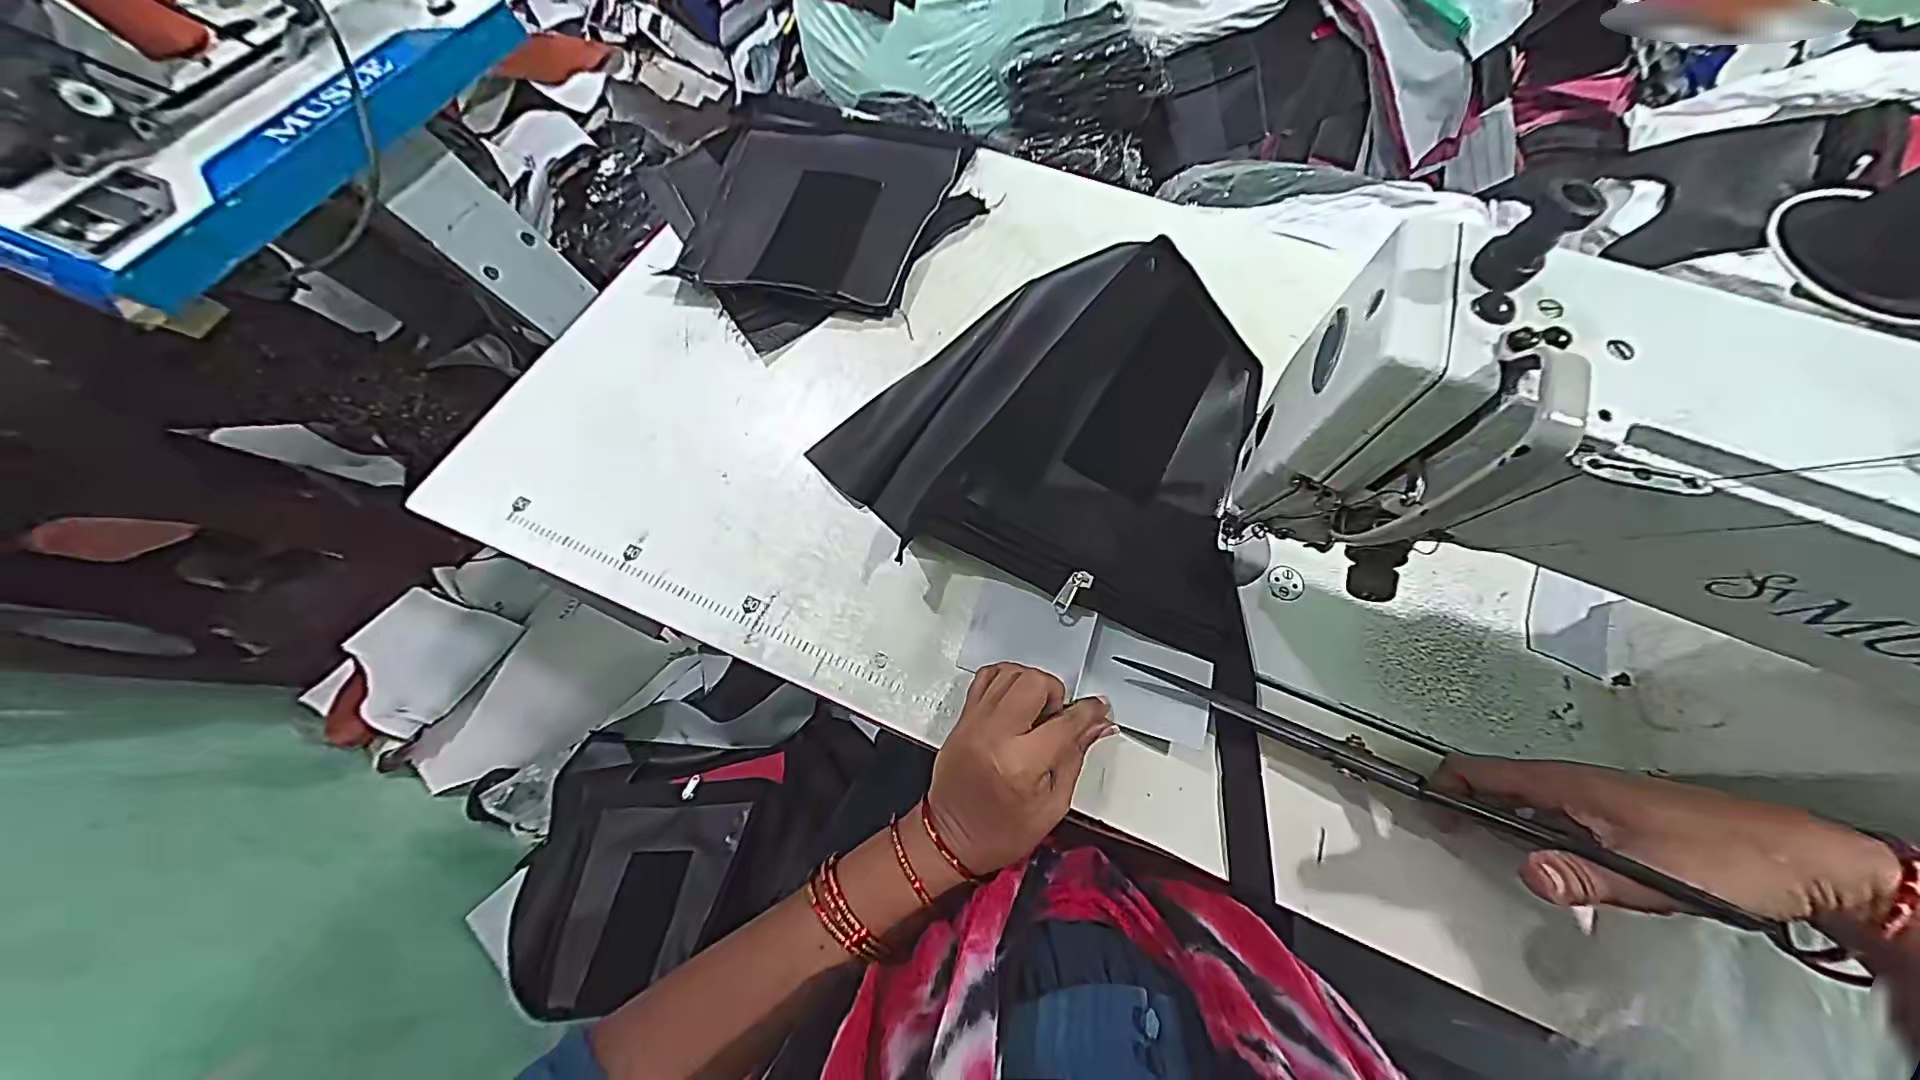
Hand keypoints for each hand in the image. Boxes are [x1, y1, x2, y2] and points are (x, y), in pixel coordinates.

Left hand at [925, 663, 1116, 875]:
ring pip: (1009, 673)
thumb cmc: (999, 833)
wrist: (950, 839)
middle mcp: (993, 736)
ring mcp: (974, 723)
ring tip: (1036, 709)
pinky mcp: (962, 719)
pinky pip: (984, 678)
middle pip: (1034, 682)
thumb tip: (1095, 727)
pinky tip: (1014, 698)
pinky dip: (1004, 678)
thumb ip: (1074, 758)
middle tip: (1058, 716)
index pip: (1065, 721)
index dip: (1089, 712)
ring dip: (1030, 684)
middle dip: (1055, 693)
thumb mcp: (1051, 806)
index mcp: (1019, 764)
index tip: (1097, 708)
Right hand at [1433, 755, 1899, 925]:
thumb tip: (1527, 872)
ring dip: (1496, 812)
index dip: (1445, 785)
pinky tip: (1544, 850)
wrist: (1808, 859)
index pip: (1479, 771)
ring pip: (1523, 795)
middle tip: (1447, 824)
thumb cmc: (1733, 857)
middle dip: (1464, 799)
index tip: (1427, 805)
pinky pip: (1550, 809)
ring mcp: (1594, 795)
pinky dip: (1528, 823)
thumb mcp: (1647, 874)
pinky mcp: (1613, 811)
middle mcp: (1574, 783)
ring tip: (1485, 837)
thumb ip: (1580, 875)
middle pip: (1495, 781)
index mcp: (1567, 785)